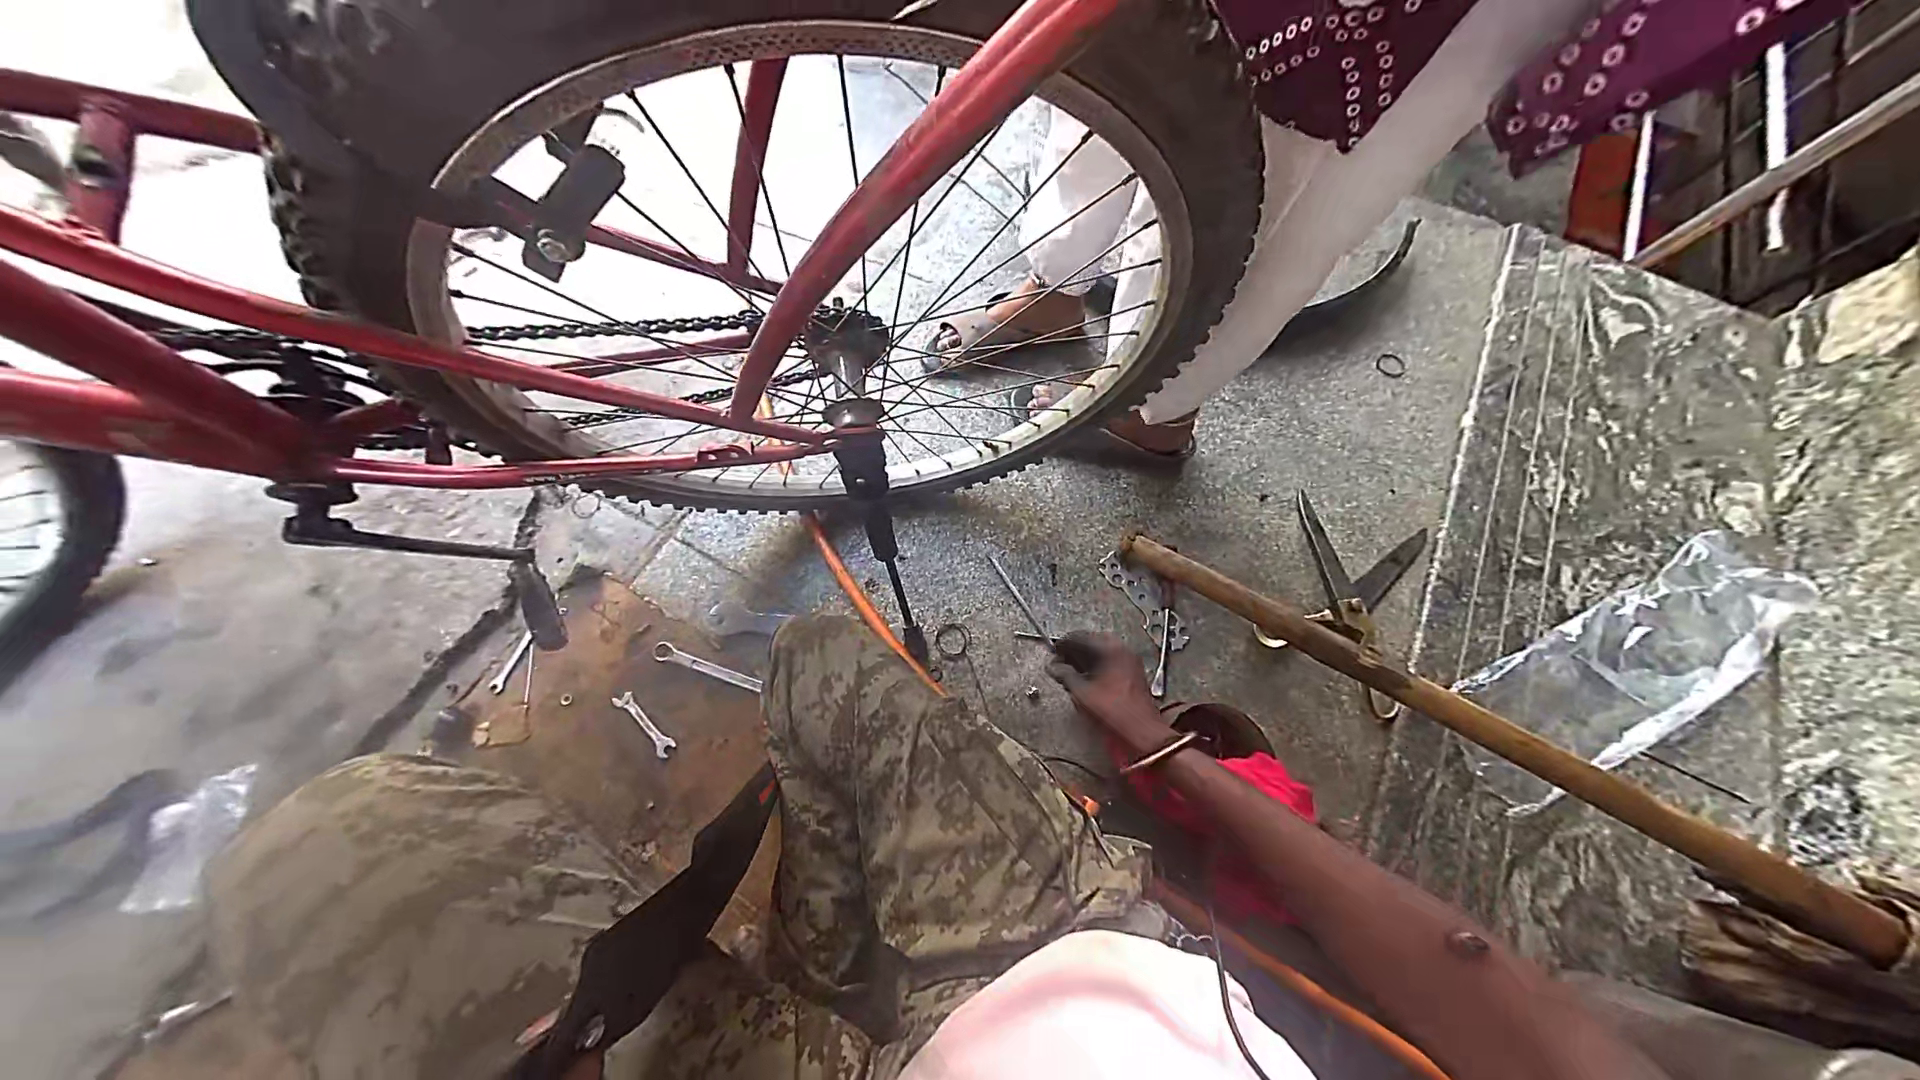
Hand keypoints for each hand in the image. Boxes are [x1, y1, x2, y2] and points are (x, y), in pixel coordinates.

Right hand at [1046, 631, 1171, 752]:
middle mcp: (1122, 650)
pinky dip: (1097, 664)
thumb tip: (1054, 668)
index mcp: (1109, 649)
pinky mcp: (1134, 672)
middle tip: (1060, 661)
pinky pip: (1111, 660)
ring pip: (1102, 650)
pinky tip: (1087, 677)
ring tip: (1071, 670)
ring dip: (1085, 657)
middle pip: (1092, 641)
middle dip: (1074, 650)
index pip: (1079, 637)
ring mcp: (1130, 661)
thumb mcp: (1081, 692)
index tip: (1053, 652)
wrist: (1140, 730)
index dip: (1063, 644)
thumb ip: (1064, 675)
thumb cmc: (1115, 711)